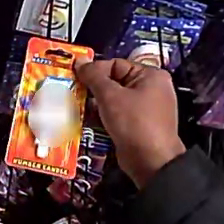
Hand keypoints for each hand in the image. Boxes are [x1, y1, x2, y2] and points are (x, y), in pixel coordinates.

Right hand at [78, 56, 184, 186]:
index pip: (116, 65)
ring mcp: (145, 108)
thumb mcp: (110, 96)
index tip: (75, 78)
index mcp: (150, 76)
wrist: (151, 162)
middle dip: (93, 89)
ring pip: (114, 99)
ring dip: (95, 104)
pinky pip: (117, 114)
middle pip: (114, 81)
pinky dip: (103, 116)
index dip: (95, 71)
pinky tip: (86, 120)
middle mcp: (151, 89)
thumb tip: (80, 61)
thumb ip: (93, 76)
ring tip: (76, 107)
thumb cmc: (134, 123)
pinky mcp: (138, 125)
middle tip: (73, 92)